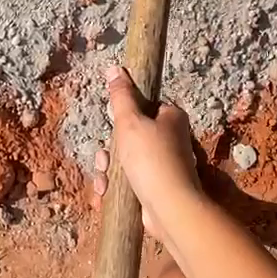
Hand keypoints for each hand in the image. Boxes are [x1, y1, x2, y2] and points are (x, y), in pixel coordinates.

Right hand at [94, 66, 202, 236]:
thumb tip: (114, 69)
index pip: (143, 108)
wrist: (170, 208)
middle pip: (129, 136)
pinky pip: (129, 181)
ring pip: (125, 161)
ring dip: (109, 171)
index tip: (114, 128)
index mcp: (171, 118)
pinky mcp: (155, 187)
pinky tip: (106, 194)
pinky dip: (115, 187)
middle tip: (105, 161)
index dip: (123, 118)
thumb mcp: (130, 122)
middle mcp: (170, 139)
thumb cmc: (151, 159)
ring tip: (105, 182)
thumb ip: (120, 96)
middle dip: (110, 151)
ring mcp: (163, 165)